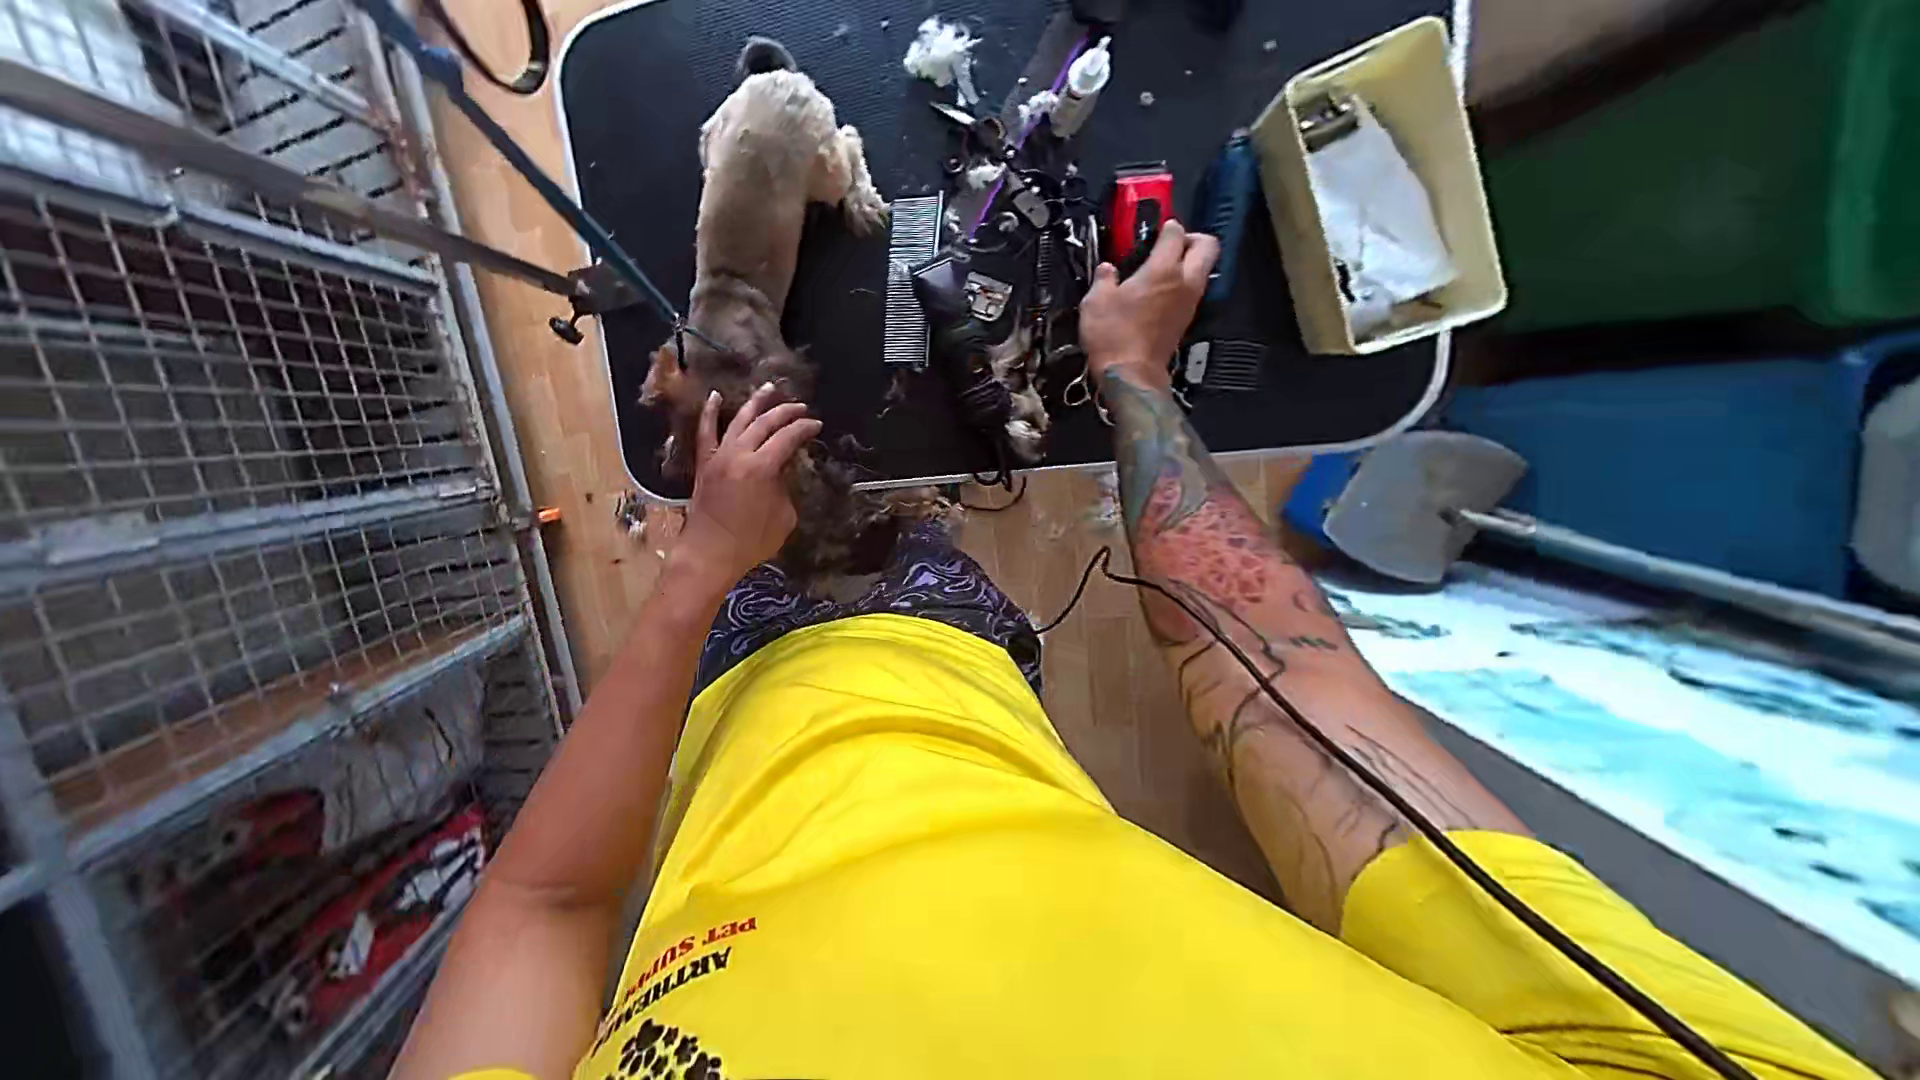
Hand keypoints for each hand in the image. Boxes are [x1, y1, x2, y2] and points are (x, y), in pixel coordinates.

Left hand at [674, 383, 821, 592]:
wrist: (711, 553)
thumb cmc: (752, 541)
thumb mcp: (784, 516)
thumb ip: (785, 486)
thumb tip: (782, 469)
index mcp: (762, 468)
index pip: (788, 438)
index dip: (804, 428)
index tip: (816, 425)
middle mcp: (739, 454)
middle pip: (765, 423)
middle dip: (786, 412)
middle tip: (801, 407)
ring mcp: (719, 456)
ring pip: (738, 420)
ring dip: (756, 403)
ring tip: (769, 389)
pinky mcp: (704, 463)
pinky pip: (706, 431)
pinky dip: (710, 412)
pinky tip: (717, 397)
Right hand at [1078, 219, 1219, 388]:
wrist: (1130, 375)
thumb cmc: (1112, 335)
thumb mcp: (1096, 302)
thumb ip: (1104, 279)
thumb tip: (1107, 269)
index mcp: (1163, 270)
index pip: (1175, 234)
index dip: (1167, 227)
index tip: (1157, 230)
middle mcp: (1184, 282)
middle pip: (1207, 247)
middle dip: (1193, 239)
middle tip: (1172, 245)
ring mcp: (1189, 303)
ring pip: (1203, 271)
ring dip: (1189, 264)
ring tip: (1163, 271)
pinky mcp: (1185, 321)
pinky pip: (1192, 292)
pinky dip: (1182, 286)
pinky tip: (1160, 295)